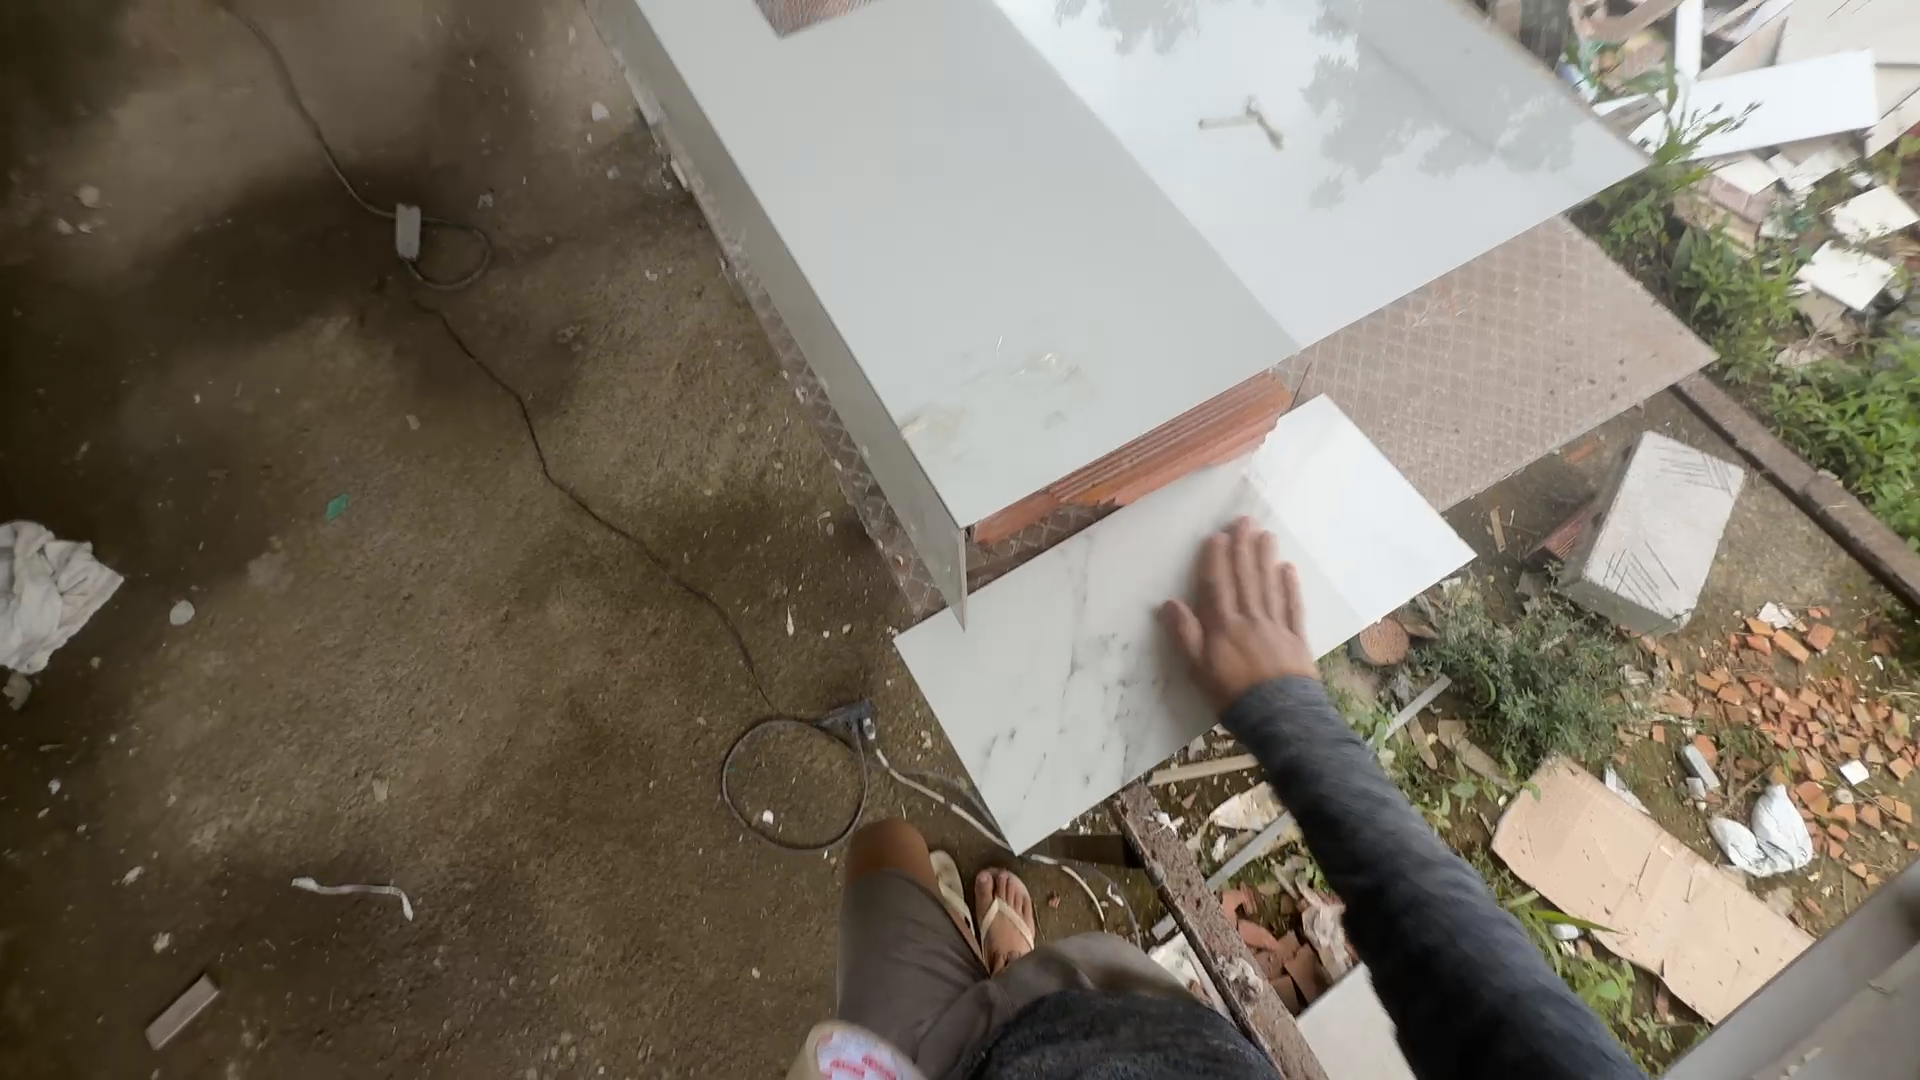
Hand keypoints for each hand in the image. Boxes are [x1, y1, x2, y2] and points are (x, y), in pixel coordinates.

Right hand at [1160, 517, 1317, 709]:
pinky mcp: (1296, 639)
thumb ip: (1185, 635)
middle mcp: (1250, 619)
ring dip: (1265, 559)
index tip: (1217, 536)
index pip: (1217, 585)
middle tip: (1245, 521)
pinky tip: (1287, 569)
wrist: (1280, 718)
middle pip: (1245, 578)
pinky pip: (1292, 607)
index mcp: (1223, 626)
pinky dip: (1290, 587)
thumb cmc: (1231, 694)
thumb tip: (1169, 603)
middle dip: (1243, 548)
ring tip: (1265, 536)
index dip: (1216, 560)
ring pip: (1269, 586)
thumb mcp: (1197, 669)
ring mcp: (1276, 627)